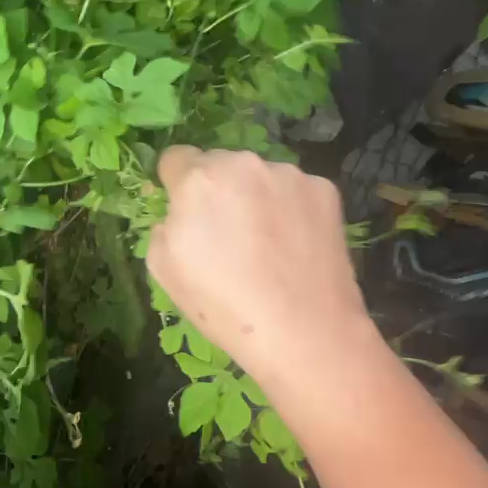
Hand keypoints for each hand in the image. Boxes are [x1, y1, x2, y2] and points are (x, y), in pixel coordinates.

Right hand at [148, 146, 373, 385]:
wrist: (301, 330)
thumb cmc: (220, 304)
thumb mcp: (163, 269)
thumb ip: (163, 226)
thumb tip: (179, 215)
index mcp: (198, 180)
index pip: (175, 158)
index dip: (174, 185)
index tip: (184, 213)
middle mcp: (243, 164)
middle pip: (218, 165)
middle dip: (216, 191)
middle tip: (225, 236)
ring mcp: (288, 175)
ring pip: (258, 177)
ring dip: (253, 198)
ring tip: (264, 245)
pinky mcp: (324, 190)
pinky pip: (292, 191)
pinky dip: (288, 210)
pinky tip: (292, 247)